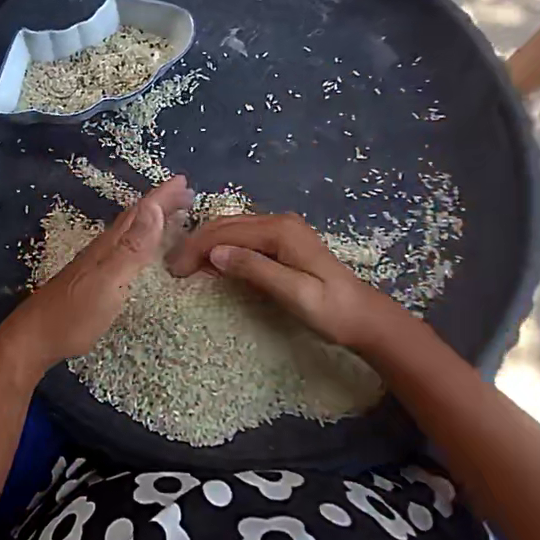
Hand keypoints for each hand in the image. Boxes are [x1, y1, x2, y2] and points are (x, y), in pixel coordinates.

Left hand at [0, 176, 193, 375]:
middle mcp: (105, 248)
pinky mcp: (96, 279)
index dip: (162, 196)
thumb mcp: (108, 281)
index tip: (184, 180)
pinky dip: (142, 241)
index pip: (140, 212)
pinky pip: (127, 249)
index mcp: (111, 245)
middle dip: (160, 203)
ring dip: (152, 220)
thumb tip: (153, 208)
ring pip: (131, 232)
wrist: (36, 338)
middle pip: (136, 218)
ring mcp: (99, 263)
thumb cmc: (74, 313)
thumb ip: (132, 247)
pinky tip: (145, 250)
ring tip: (172, 215)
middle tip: (186, 193)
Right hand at [167, 213, 407, 352]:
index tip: (176, 271)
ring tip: (187, 267)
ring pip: (233, 228)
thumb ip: (255, 270)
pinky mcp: (283, 240)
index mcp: (280, 231)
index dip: (196, 248)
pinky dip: (223, 247)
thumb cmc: (331, 311)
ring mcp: (282, 229)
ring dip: (207, 244)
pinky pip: (244, 236)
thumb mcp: (294, 294)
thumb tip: (215, 254)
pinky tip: (213, 263)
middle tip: (174, 269)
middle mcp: (279, 221)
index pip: (225, 232)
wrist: (365, 318)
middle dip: (196, 243)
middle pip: (226, 224)